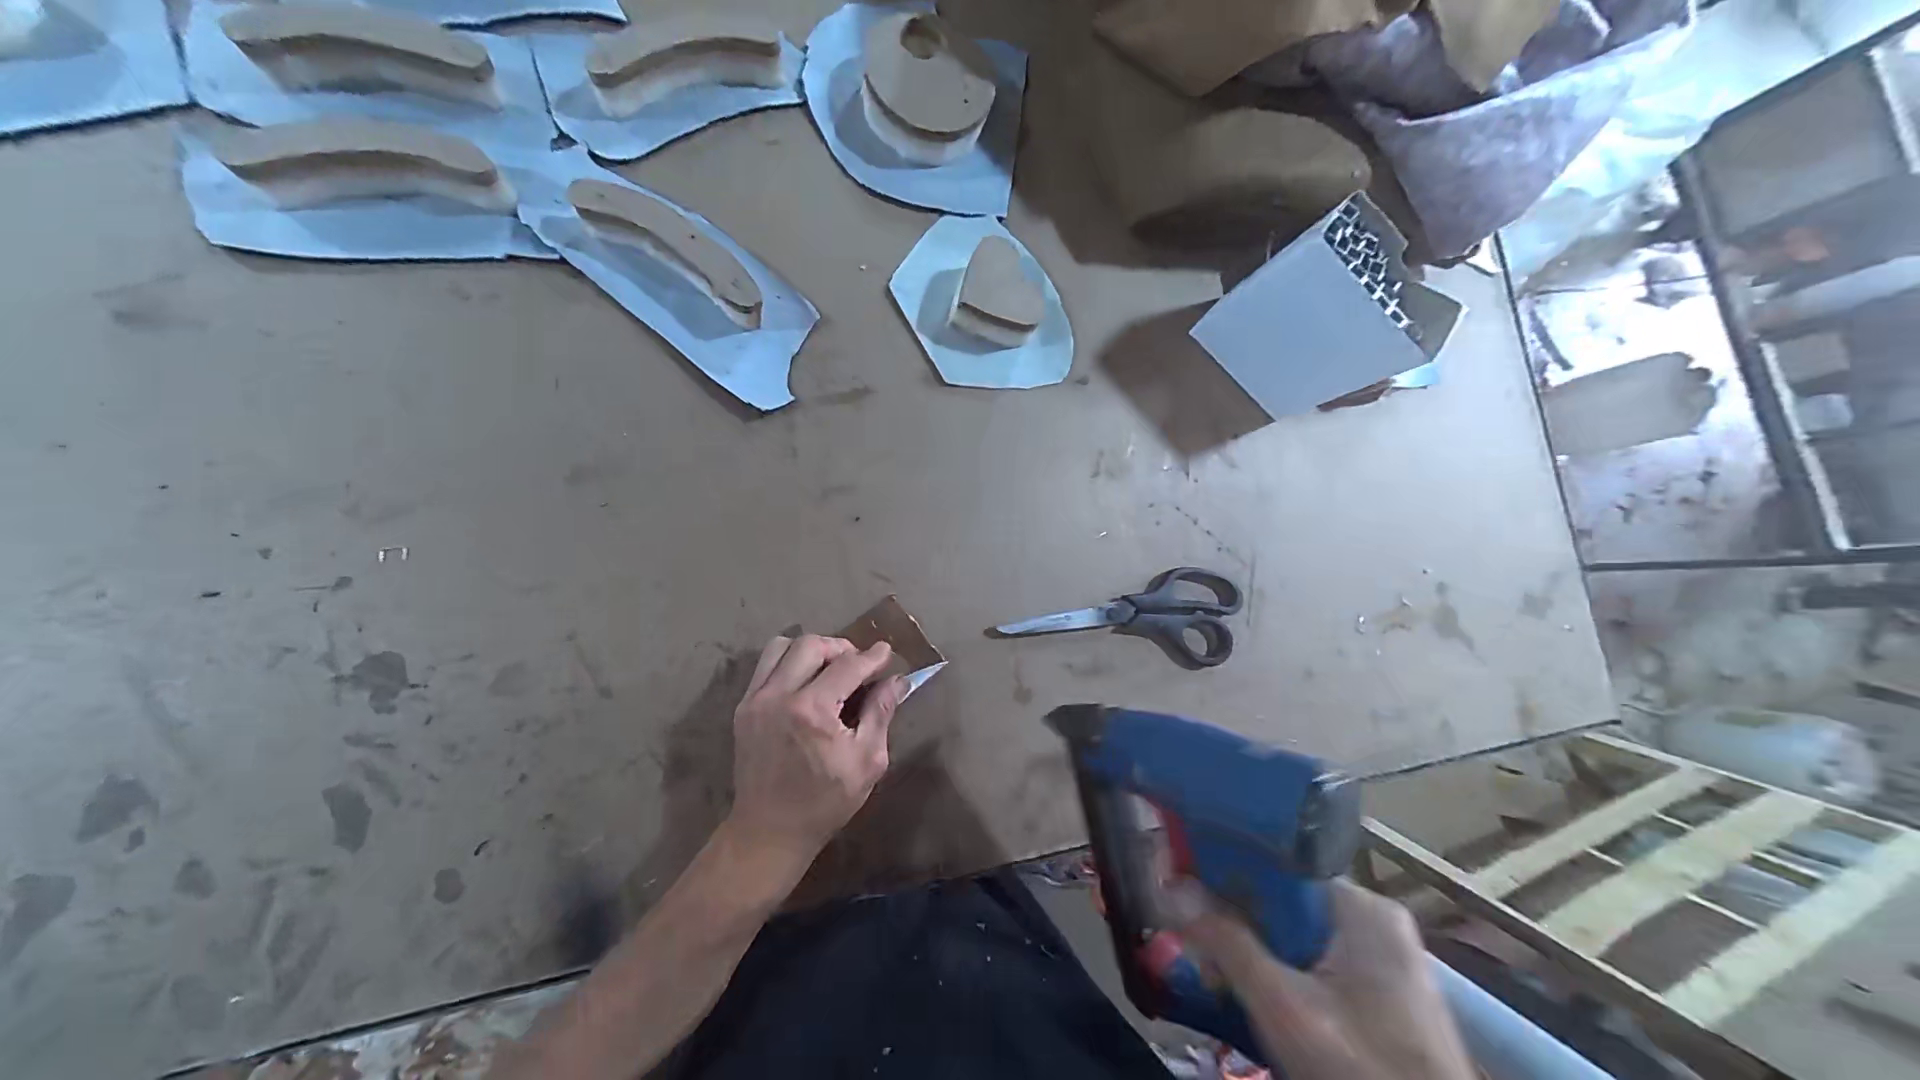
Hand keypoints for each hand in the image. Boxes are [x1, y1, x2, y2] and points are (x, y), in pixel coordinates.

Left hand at [726, 634, 905, 861]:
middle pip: (812, 645)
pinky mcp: (743, 708)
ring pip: (782, 646)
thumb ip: (880, 714)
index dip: (872, 656)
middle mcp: (779, 696)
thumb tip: (897, 680)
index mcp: (812, 711)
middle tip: (857, 665)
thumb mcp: (866, 762)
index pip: (848, 665)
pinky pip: (765, 666)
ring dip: (810, 650)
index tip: (886, 651)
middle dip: (841, 648)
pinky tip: (804, 683)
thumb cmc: (824, 802)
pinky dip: (788, 663)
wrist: (768, 831)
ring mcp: (755, 700)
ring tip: (828, 669)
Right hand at [1173, 879, 1475, 1079]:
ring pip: (1296, 935)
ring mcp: (1384, 956)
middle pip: (1284, 902)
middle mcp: (1375, 919)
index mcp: (1363, 907)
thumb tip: (1170, 885)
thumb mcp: (1282, 1006)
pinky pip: (1317, 961)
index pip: (1276, 866)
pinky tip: (1264, 1002)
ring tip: (1223, 979)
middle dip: (1239, 924)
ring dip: (1258, 954)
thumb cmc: (1360, 1070)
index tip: (1185, 888)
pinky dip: (1285, 975)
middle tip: (1200, 949)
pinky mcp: (1384, 991)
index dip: (1226, 874)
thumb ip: (1226, 941)